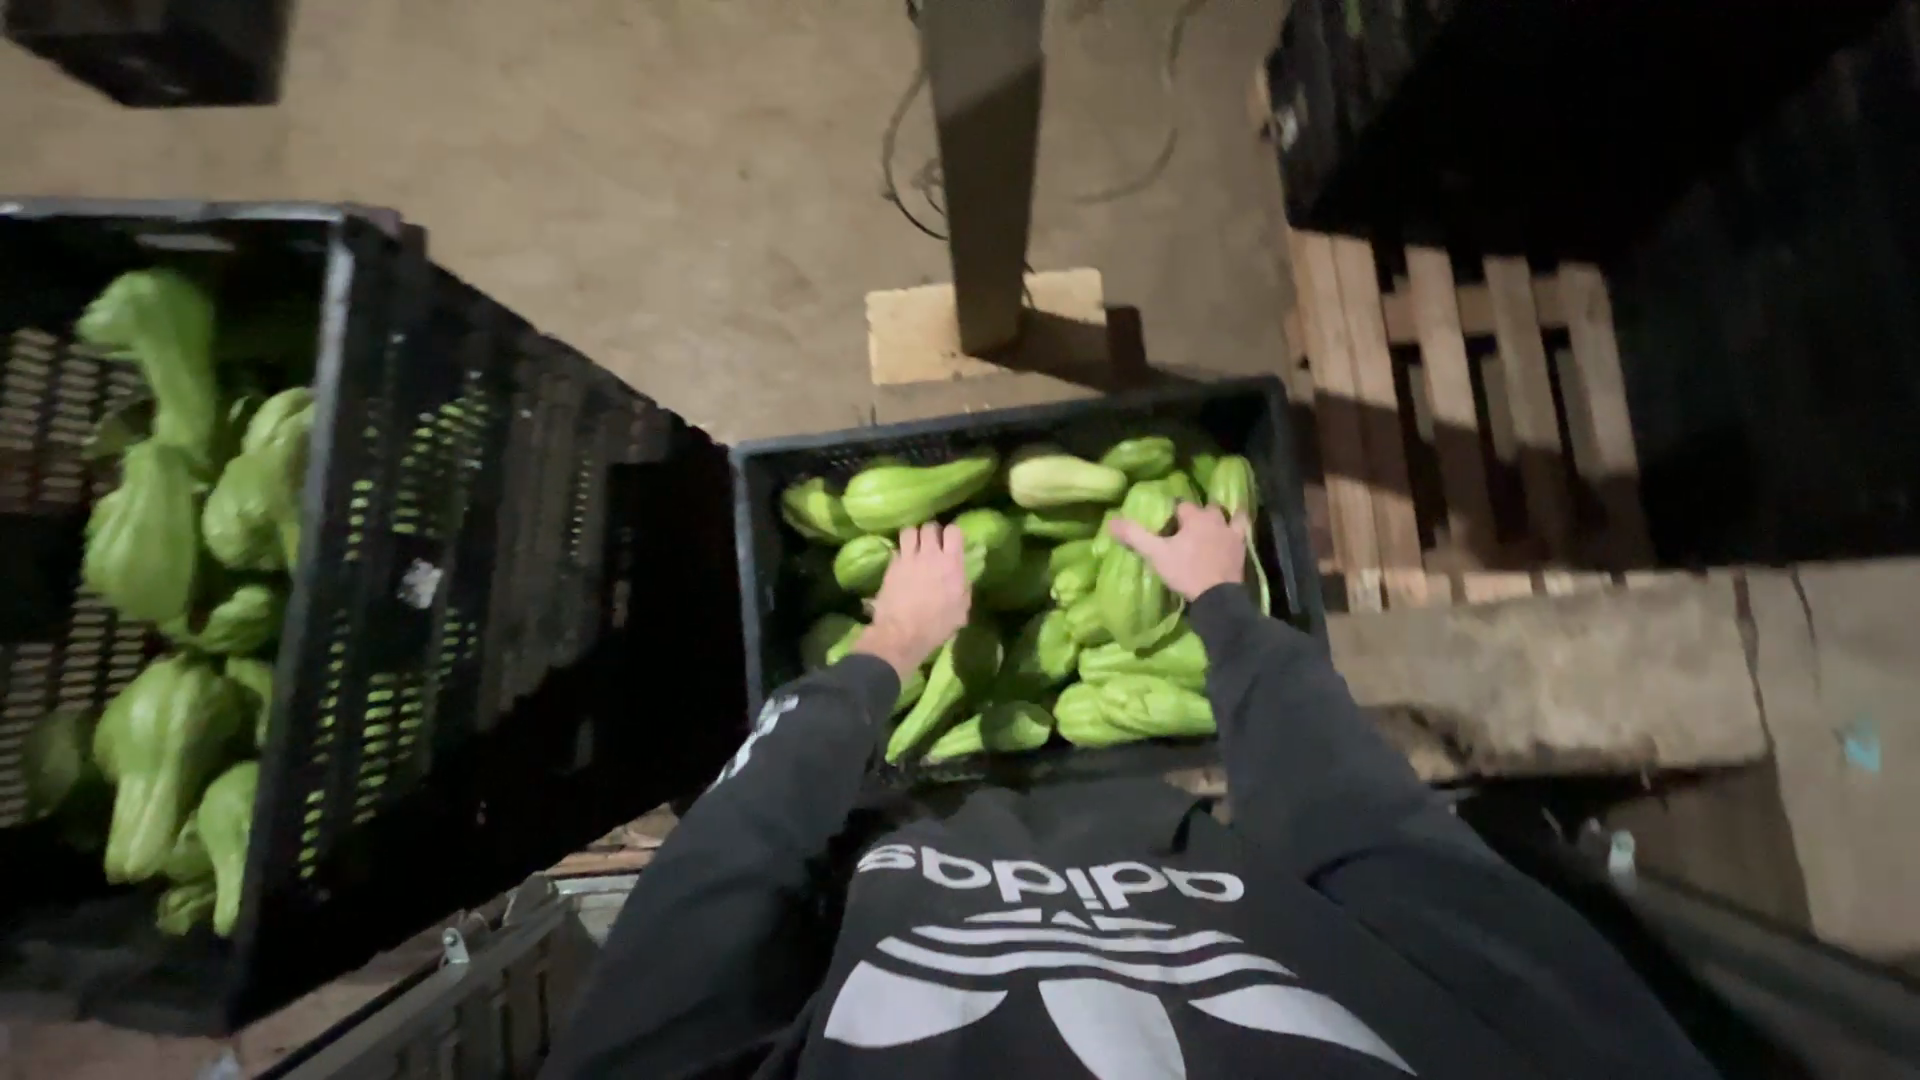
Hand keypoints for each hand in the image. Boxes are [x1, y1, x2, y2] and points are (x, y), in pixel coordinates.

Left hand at [855, 522, 970, 679]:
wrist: (902, 633)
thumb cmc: (936, 626)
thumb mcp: (961, 611)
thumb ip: (964, 589)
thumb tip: (964, 580)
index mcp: (951, 564)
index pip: (954, 531)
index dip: (953, 533)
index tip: (952, 542)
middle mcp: (929, 554)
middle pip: (930, 526)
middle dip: (932, 532)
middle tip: (933, 543)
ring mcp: (908, 558)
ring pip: (910, 530)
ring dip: (914, 535)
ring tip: (915, 545)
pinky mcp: (891, 565)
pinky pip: (897, 548)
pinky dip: (901, 551)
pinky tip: (902, 561)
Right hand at [1109, 502, 1247, 601]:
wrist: (1217, 597)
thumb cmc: (1185, 571)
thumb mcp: (1155, 554)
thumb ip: (1134, 535)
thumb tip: (1111, 521)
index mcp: (1195, 517)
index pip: (1180, 506)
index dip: (1172, 514)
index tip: (1165, 527)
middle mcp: (1216, 519)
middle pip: (1204, 509)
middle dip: (1196, 515)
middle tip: (1185, 529)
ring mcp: (1232, 533)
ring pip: (1226, 516)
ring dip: (1218, 518)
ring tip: (1209, 528)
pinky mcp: (1242, 548)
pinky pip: (1242, 530)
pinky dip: (1238, 527)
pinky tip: (1232, 532)